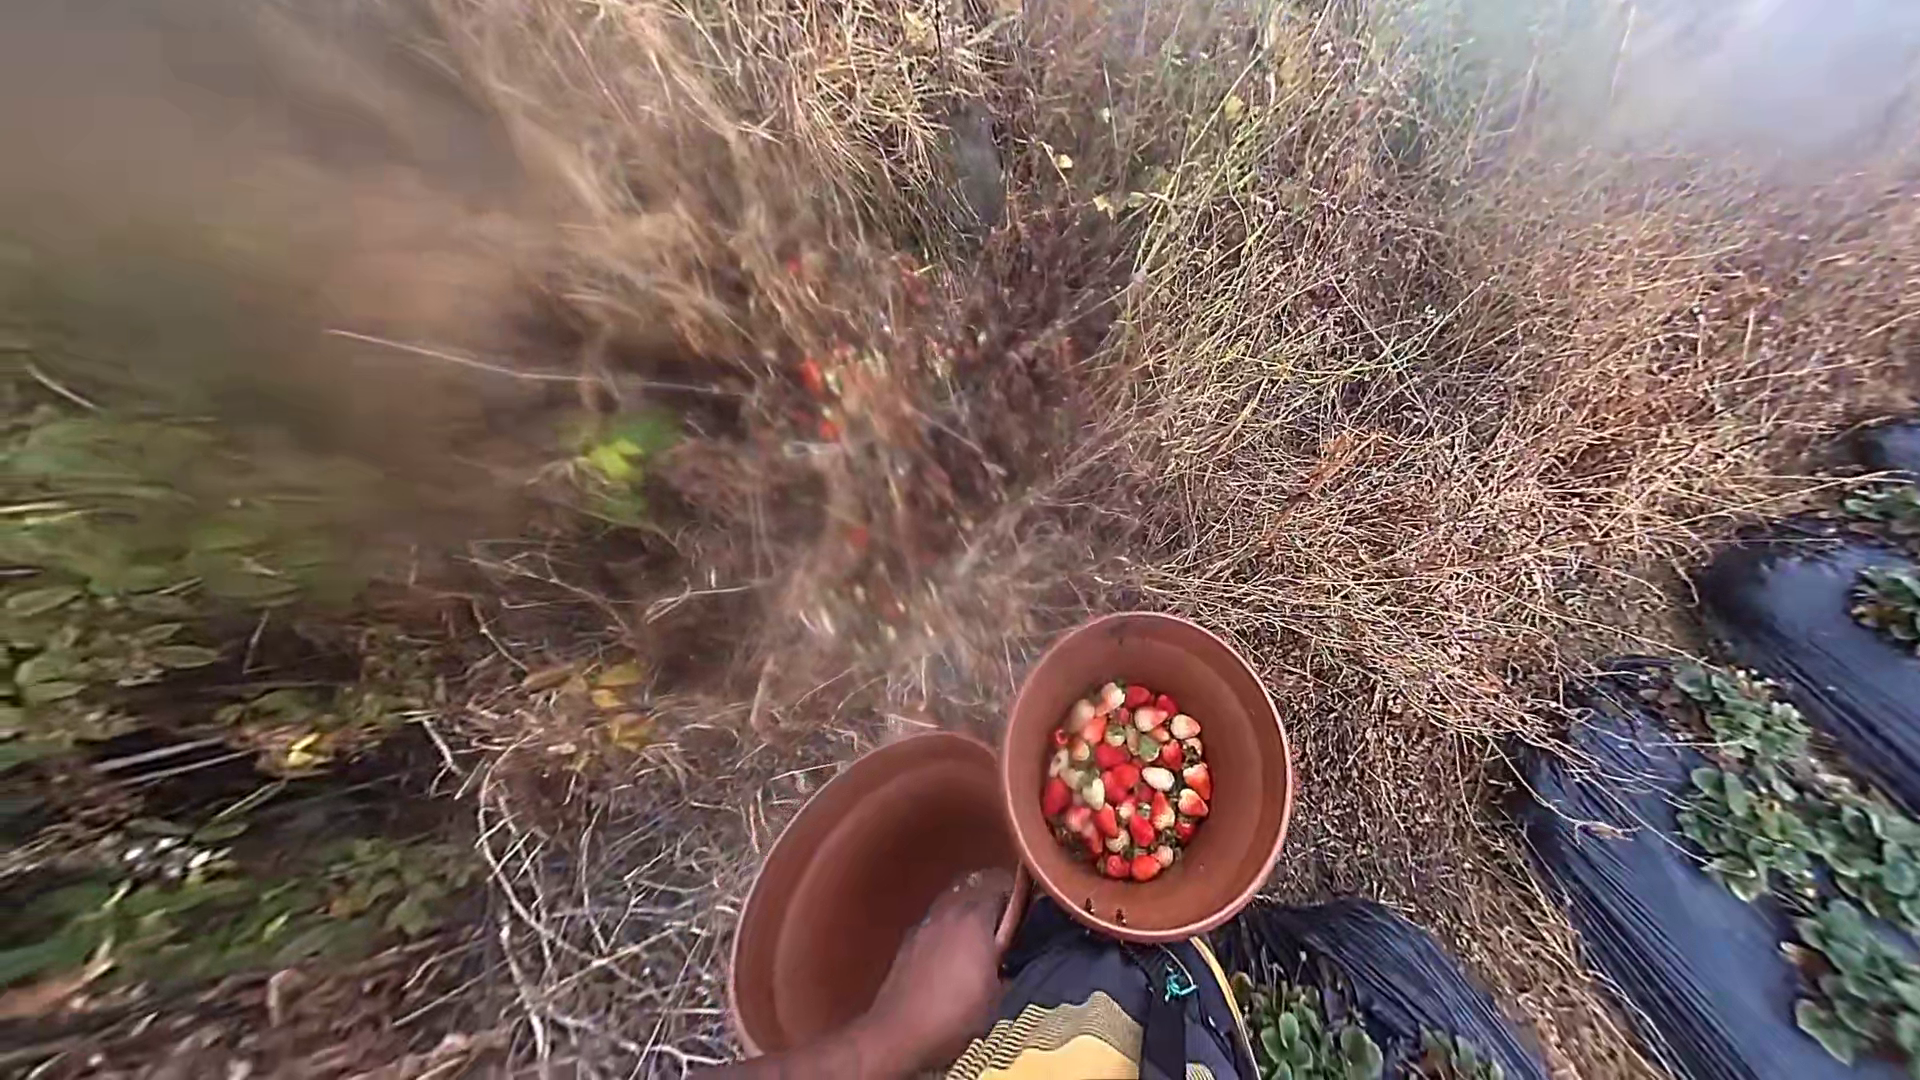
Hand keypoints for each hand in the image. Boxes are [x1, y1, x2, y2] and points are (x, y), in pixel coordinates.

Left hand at [852, 869, 1012, 1071]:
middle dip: (988, 904)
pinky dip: (944, 931)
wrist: (901, 1030)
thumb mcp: (995, 996)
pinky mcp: (909, 937)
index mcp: (976, 918)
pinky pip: (934, 923)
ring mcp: (927, 922)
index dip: (1012, 901)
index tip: (1019, 916)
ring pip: (952, 905)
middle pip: (974, 891)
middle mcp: (951, 910)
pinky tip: (945, 954)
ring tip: (972, 940)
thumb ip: (1005, 965)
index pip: (999, 890)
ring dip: (964, 915)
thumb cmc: (956, 1014)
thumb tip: (1009, 956)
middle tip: (999, 927)